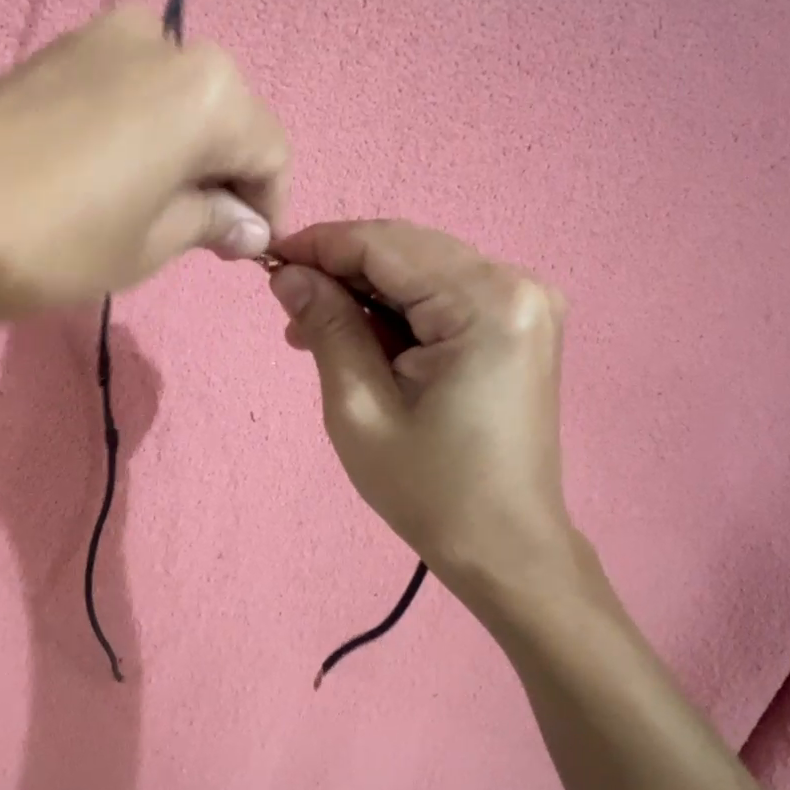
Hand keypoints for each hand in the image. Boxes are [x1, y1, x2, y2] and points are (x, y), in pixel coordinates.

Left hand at [0, 7, 287, 316]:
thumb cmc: (48, 242)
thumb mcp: (143, 246)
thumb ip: (206, 224)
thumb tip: (244, 223)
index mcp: (205, 89)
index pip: (269, 150)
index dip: (265, 207)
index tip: (246, 252)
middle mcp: (161, 43)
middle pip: (220, 117)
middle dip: (218, 179)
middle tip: (196, 240)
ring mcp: (97, 39)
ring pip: (168, 105)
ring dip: (174, 158)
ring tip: (142, 217)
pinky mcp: (50, 53)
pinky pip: (119, 96)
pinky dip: (131, 138)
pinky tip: (101, 185)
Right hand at [269, 220, 577, 610]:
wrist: (504, 544)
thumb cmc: (428, 489)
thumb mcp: (359, 408)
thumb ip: (327, 327)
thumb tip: (287, 274)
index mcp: (485, 304)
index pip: (385, 245)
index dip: (319, 245)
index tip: (264, 261)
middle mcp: (516, 284)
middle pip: (407, 248)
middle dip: (340, 268)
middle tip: (285, 304)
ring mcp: (525, 301)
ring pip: (422, 267)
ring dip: (364, 289)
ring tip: (312, 331)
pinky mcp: (520, 322)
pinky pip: (443, 293)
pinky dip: (396, 307)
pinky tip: (358, 337)